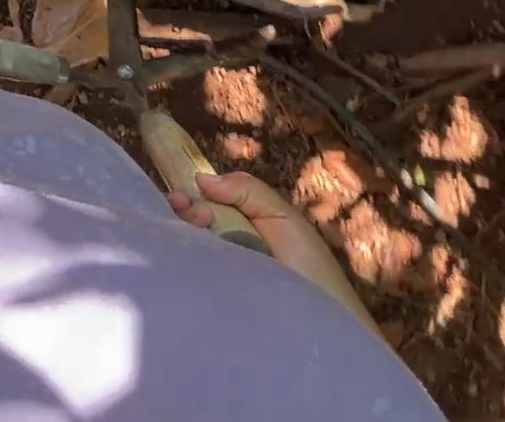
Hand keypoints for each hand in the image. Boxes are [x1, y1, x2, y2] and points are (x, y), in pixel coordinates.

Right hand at [168, 171, 377, 330]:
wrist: (323, 327)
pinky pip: (187, 270)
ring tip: (195, 235)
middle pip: (187, 219)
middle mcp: (222, 243)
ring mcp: (213, 270)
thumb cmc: (309, 268)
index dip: (190, 195)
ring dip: (182, 233)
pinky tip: (184, 257)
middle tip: (195, 217)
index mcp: (240, 223)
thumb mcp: (284, 218)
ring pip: (185, 243)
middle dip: (183, 211)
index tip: (183, 198)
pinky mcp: (207, 295)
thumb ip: (247, 190)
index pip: (202, 200)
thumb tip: (200, 178)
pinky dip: (181, 260)